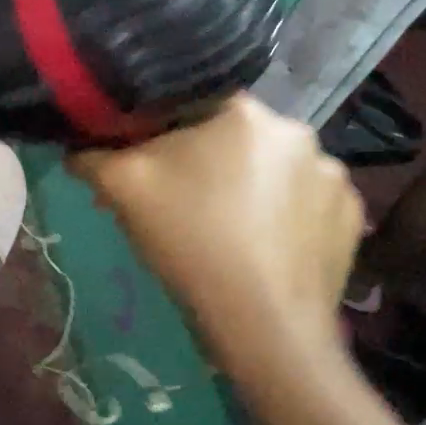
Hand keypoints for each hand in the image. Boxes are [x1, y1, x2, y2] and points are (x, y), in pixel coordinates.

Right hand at [68, 94, 362, 370]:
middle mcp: (300, 134)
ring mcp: (336, 179)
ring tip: (215, 223)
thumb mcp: (118, 185)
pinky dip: (277, 214)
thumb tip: (74, 148)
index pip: (192, 99)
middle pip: (232, 135)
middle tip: (172, 193)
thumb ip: (89, 153)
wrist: (264, 325)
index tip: (142, 154)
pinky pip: (301, 202)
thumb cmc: (190, 238)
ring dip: (243, 184)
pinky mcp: (351, 222)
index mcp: (246, 112)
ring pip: (269, 168)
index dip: (160, 124)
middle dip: (202, 157)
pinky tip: (253, 242)